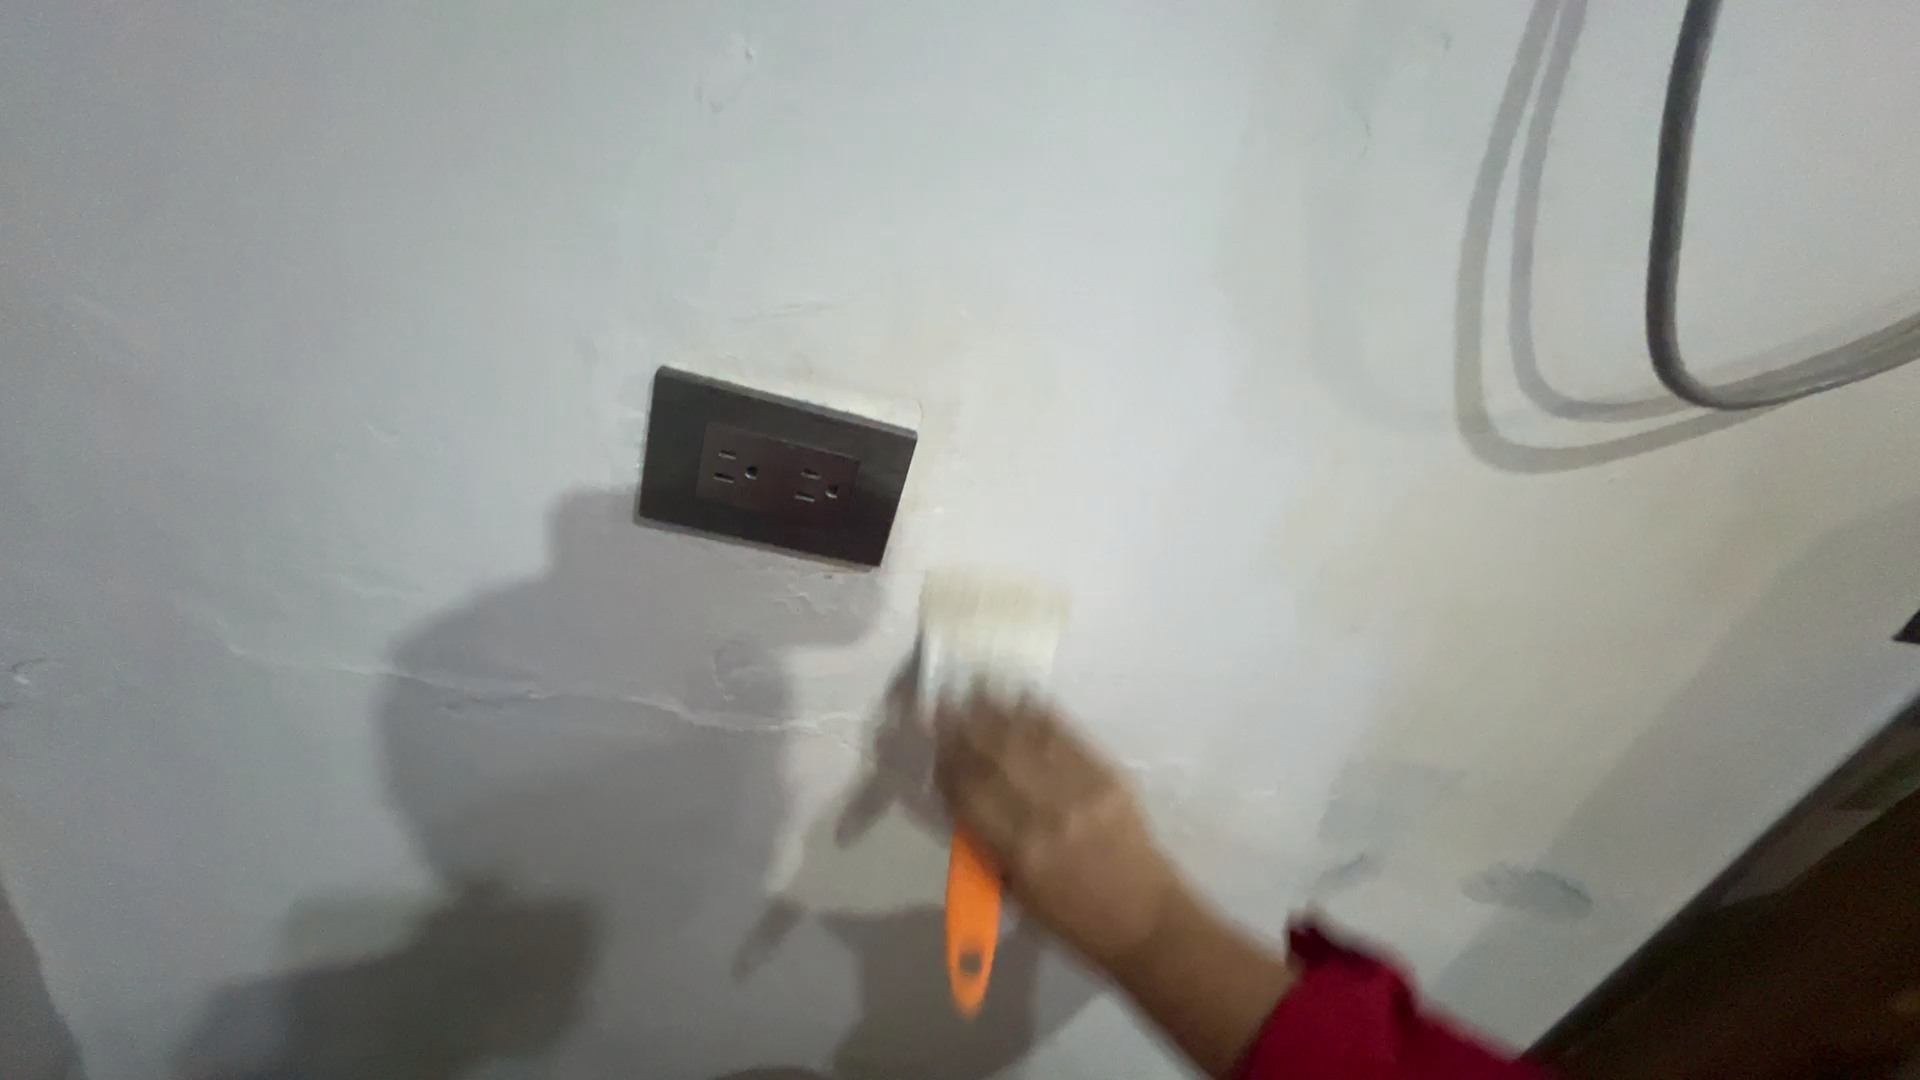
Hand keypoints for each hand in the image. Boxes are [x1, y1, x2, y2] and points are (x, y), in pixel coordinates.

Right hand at [932, 691, 1182, 972]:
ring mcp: (1082, 789)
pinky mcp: (1108, 775)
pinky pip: (1067, 736)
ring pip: (1030, 737)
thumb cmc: (1074, 919)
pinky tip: (1021, 694)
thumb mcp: (1017, 892)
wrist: (1146, 919)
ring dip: (998, 709)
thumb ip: (986, 843)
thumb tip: (959, 796)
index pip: (971, 793)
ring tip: (976, 685)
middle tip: (946, 699)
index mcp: (1021, 851)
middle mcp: (1048, 814)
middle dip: (966, 724)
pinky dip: (1040, 713)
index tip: (934, 740)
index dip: (948, 762)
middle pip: (996, 756)